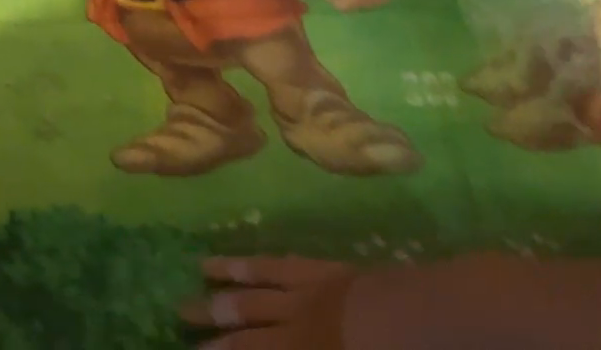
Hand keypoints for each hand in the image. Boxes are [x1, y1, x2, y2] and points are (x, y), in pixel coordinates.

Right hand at [181, 255, 357, 348]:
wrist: (419, 322)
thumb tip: (262, 346)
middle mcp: (292, 323)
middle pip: (245, 322)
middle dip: (212, 321)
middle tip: (181, 311)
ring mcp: (304, 292)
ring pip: (255, 286)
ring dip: (225, 284)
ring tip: (197, 277)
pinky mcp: (321, 270)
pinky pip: (278, 264)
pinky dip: (252, 263)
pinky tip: (238, 260)